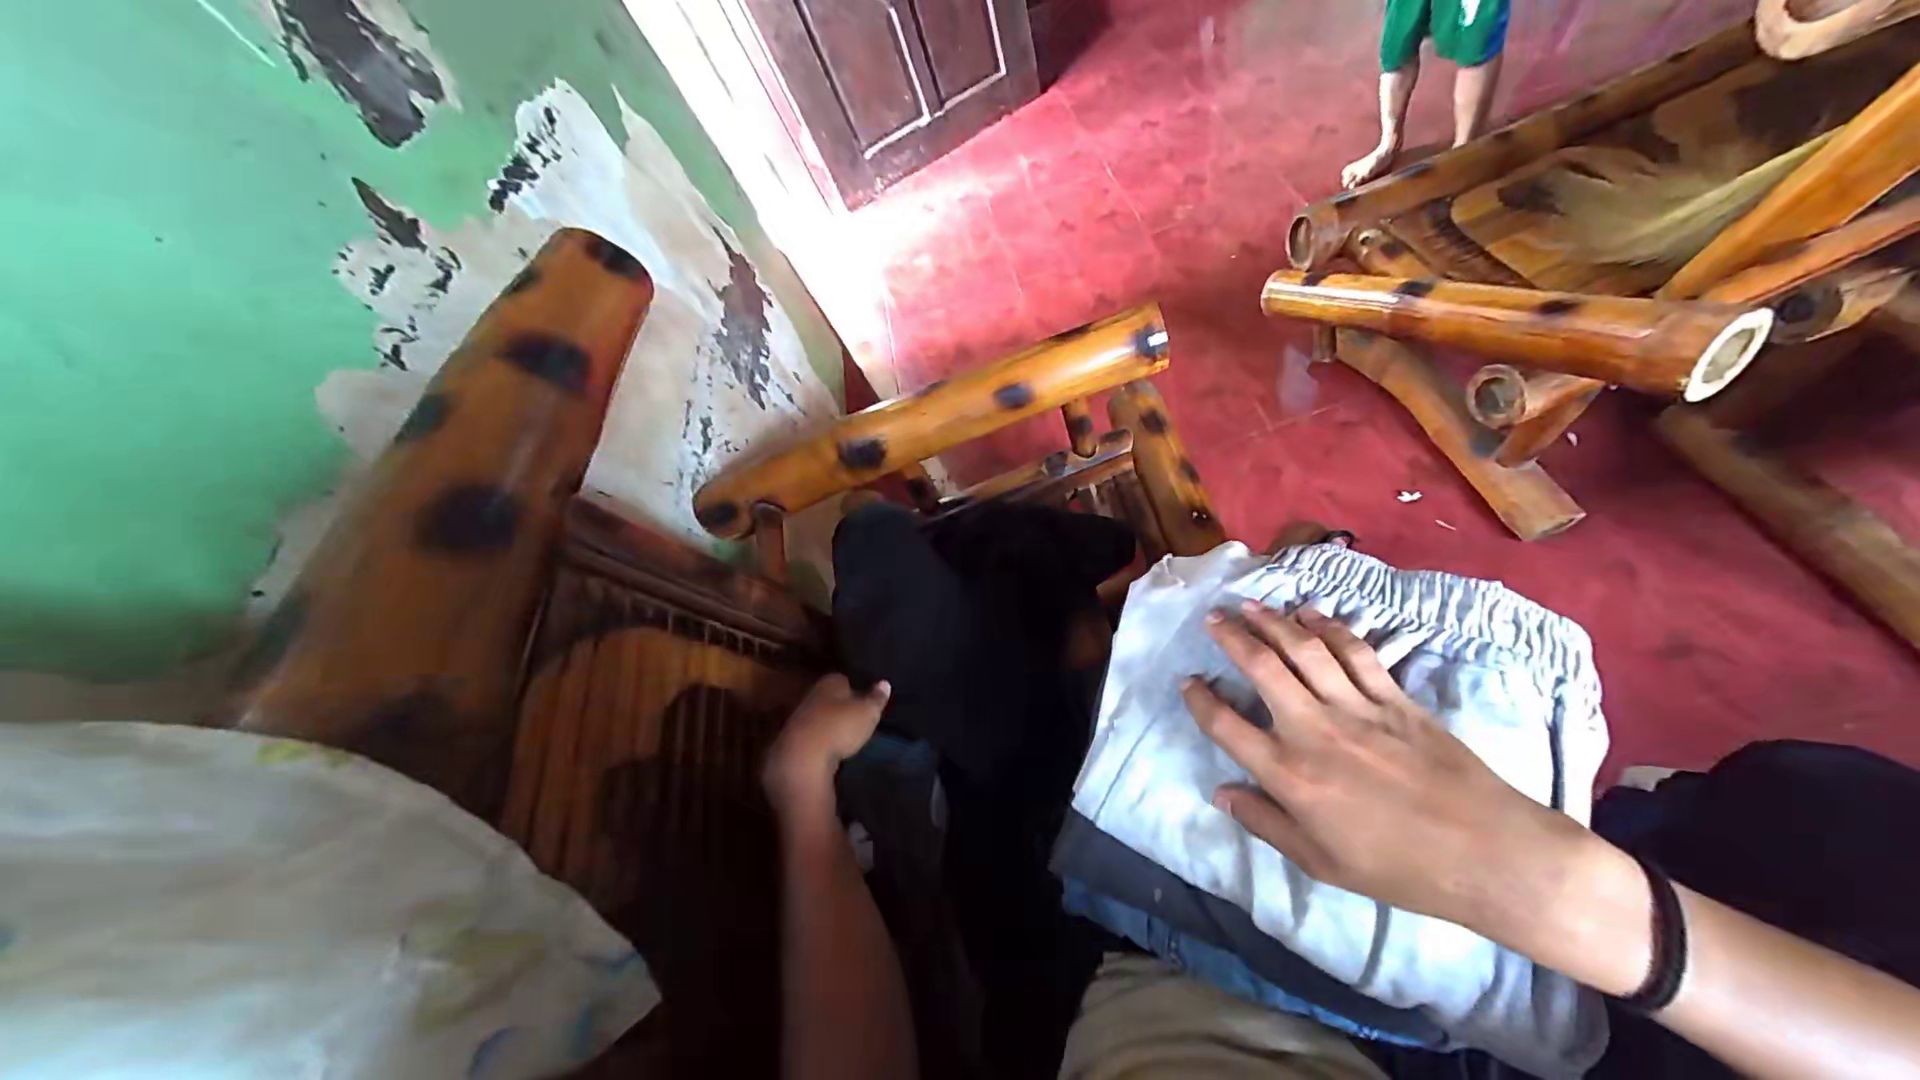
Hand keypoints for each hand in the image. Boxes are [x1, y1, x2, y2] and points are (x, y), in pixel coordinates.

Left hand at [763, 674, 890, 814]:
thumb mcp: (867, 712)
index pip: (845, 680)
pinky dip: (821, 740)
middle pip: (832, 697)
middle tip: (858, 720)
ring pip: (821, 716)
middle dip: (842, 707)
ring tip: (846, 738)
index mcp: (829, 682)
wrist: (801, 758)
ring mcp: (799, 716)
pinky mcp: (792, 738)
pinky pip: (812, 734)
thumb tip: (885, 683)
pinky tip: (830, 750)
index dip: (857, 690)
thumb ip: (876, 698)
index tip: (866, 703)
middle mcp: (812, 693)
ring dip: (831, 725)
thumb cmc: (839, 727)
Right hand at [1182, 601, 1617, 943]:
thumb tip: (1220, 792)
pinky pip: (1355, 653)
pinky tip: (1311, 614)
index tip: (1187, 681)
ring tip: (1251, 605)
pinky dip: (1330, 628)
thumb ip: (1264, 822)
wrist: (1492, 857)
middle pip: (1261, 668)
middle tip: (1213, 617)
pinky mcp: (1395, 699)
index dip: (1200, 699)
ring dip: (1273, 622)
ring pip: (1304, 650)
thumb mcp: (1319, 862)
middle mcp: (1313, 729)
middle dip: (1231, 637)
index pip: (1226, 724)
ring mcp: (1356, 708)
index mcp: (1289, 773)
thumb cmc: (1398, 868)